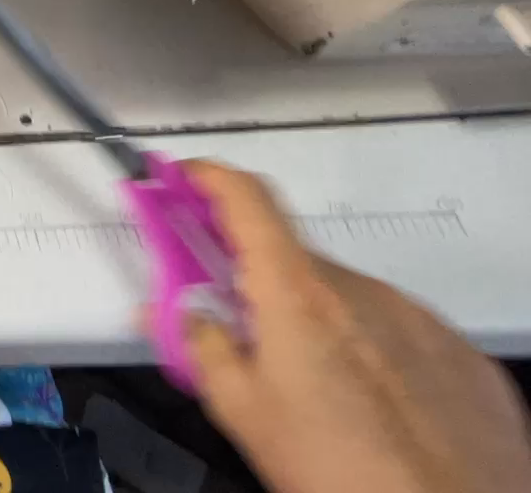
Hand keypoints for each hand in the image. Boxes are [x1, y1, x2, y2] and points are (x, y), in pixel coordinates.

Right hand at [179, 161, 530, 492]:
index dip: (206, 176)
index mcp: (297, 293)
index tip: (180, 177)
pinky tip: (363, 400)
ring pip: (340, 295)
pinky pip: (395, 330)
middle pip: (286, 256)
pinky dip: (363, 346)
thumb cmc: (345, 474)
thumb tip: (174, 312)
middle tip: (230, 322)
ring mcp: (421, 323)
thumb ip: (195, 340)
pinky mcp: (465, 360)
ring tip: (307, 381)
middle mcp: (362, 292)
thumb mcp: (236, 405)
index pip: (247, 198)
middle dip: (249, 278)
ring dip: (308, 316)